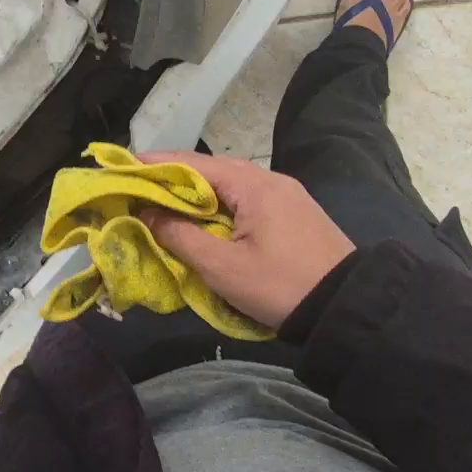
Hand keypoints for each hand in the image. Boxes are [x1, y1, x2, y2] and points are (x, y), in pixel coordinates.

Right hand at [137, 152, 353, 329]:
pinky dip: (217, 201)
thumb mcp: (222, 267)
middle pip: (210, 168)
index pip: (192, 163)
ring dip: (195, 190)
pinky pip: (245, 196)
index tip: (122, 166)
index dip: (155, 164)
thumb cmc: (280, 286)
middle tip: (136, 184)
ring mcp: (285, 194)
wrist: (349, 308)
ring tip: (161, 199)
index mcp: (252, 185)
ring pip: (228, 182)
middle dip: (171, 175)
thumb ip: (179, 236)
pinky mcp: (292, 212)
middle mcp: (269, 179)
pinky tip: (202, 215)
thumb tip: (147, 213)